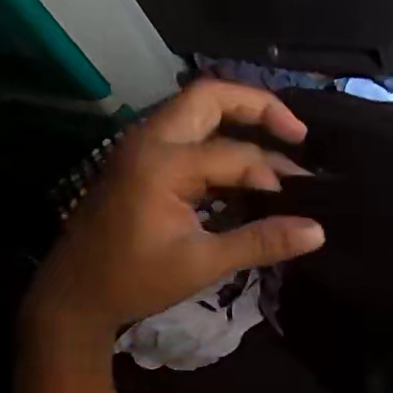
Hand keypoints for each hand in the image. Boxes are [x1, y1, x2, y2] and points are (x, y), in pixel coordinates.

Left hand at [22, 81, 320, 344]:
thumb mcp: (204, 263)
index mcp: (163, 162)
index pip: (236, 154)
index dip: (274, 175)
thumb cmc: (135, 279)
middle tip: (299, 134)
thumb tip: (318, 232)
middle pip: (210, 98)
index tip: (301, 203)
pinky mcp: (142, 162)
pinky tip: (246, 170)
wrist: (74, 294)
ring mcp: (142, 148)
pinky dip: (223, 141)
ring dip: (241, 121)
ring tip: (282, 145)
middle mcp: (150, 140)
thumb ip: (262, 242)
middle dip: (259, 108)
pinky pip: (189, 136)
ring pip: (198, 111)